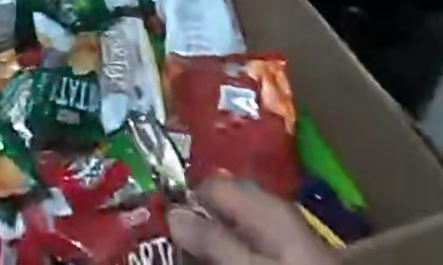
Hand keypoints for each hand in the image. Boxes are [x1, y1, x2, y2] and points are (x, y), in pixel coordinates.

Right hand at [167, 178, 336, 264]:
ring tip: (182, 256)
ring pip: (231, 234)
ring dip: (209, 243)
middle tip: (165, 244)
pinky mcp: (285, 259)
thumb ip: (213, 241)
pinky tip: (214, 262)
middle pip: (220, 209)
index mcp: (264, 207)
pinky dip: (228, 256)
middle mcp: (270, 216)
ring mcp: (280, 242)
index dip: (183, 202)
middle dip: (193, 225)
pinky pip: (246, 250)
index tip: (157, 223)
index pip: (211, 186)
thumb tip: (172, 212)